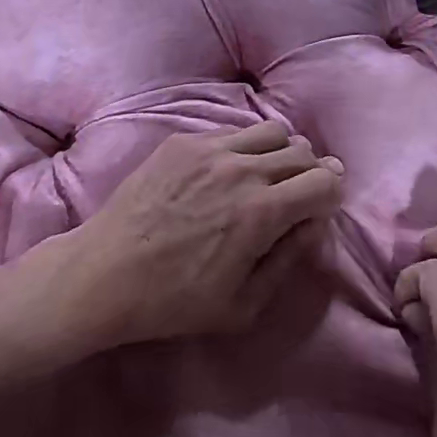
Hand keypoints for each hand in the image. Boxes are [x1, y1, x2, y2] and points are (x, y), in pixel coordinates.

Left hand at [64, 122, 342, 346]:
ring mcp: (211, 149)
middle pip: (304, 151)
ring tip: (266, 174)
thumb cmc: (174, 301)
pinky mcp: (184, 141)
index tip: (322, 206)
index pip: (326, 181)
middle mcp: (243, 169)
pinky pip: (234, 131)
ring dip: (282, 151)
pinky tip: (225, 171)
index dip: (333, 193)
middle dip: (312, 172)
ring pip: (273, 131)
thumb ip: (290, 259)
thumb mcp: (243, 305)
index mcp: (263, 212)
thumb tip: (315, 221)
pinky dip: (245, 147)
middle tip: (297, 193)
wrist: (103, 275)